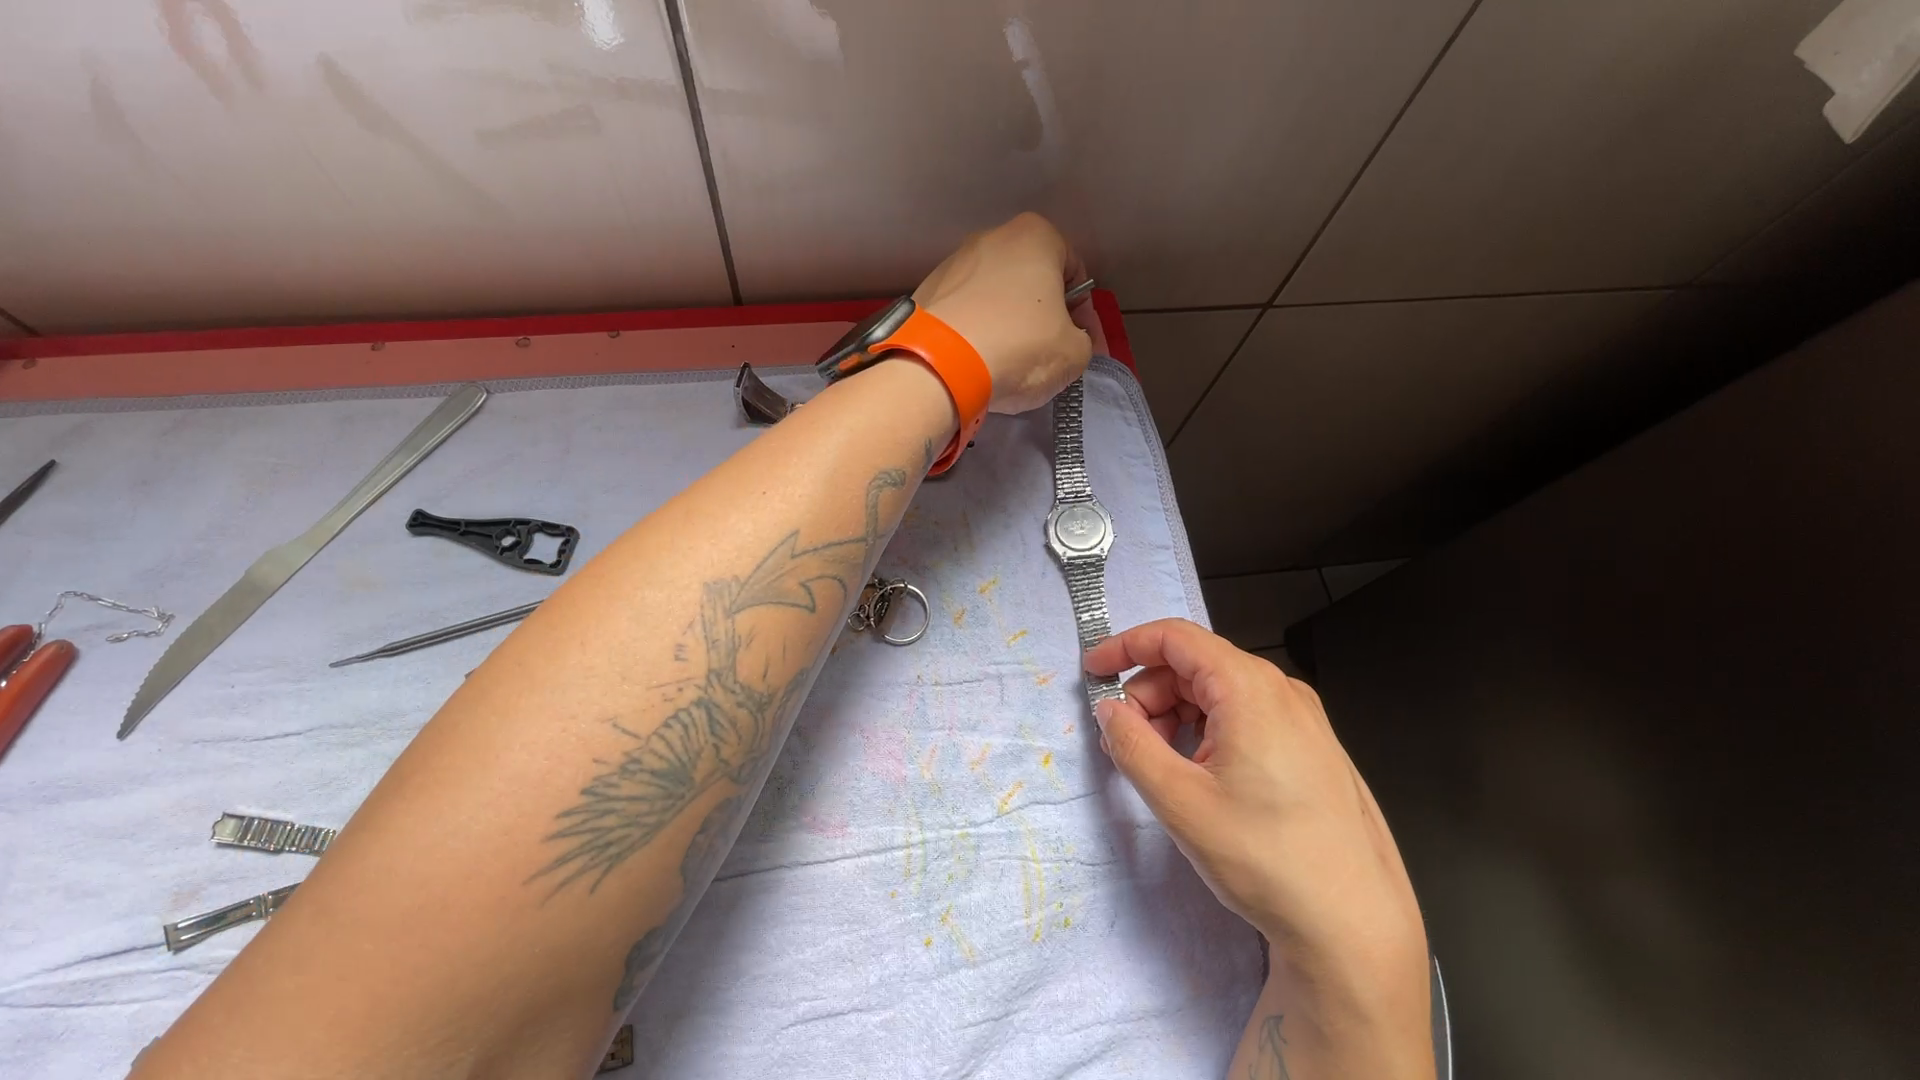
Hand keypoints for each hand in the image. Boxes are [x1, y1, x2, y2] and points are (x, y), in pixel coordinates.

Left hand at [912, 212, 1092, 413]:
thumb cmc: (1019, 348)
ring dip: (1005, 320)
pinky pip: (963, 311)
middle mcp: (991, 238)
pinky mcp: (926, 292)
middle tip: (1046, 350)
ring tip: (1007, 359)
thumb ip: (1081, 339)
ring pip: (993, 293)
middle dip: (1041, 310)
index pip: (1073, 270)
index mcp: (1035, 236)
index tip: (1080, 339)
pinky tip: (976, 359)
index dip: (1082, 310)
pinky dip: (974, 329)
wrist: (939, 368)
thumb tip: (1069, 341)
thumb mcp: (1074, 353)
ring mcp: (952, 263)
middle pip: (1029, 278)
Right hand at [1084, 619, 1427, 997]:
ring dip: (1176, 715)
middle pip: (1196, 665)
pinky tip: (1198, 775)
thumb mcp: (1180, 800)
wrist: (1353, 922)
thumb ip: (1132, 744)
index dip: (1126, 646)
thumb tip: (1109, 709)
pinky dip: (1206, 731)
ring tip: (1159, 767)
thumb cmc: (1263, 855)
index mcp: (1249, 688)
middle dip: (1149, 693)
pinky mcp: (1310, 748)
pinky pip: (1245, 717)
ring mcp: (1302, 719)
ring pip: (1219, 692)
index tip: (1092, 672)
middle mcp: (1281, 691)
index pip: (1175, 637)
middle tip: (1124, 742)